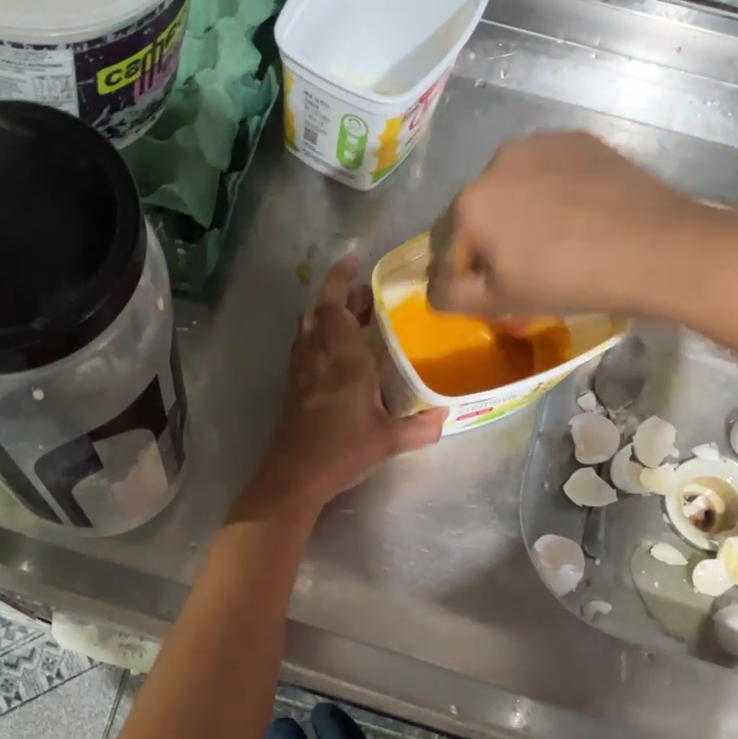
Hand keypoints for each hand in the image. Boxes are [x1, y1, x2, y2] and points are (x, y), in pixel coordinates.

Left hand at [233, 257, 447, 522]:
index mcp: (342, 358)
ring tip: (357, 323)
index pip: (334, 305)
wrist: (294, 477)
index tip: (354, 261)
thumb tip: (445, 417)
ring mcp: (300, 371)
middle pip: (320, 311)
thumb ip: (419, 427)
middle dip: (341, 298)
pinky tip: (338, 357)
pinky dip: (319, 340)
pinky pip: (304, 349)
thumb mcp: (387, 441)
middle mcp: (317, 356)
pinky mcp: (292, 389)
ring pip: (309, 329)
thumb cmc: (342, 452)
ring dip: (328, 318)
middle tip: (369, 301)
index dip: (341, 279)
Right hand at [427, 131, 715, 319]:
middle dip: (491, 239)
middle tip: (525, 268)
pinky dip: (552, 193)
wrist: (656, 249)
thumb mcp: (498, 303)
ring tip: (554, 241)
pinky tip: (577, 218)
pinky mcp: (580, 140)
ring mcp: (542, 143)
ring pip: (513, 188)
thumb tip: (433, 285)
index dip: (465, 275)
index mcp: (470, 203)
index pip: (446, 245)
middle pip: (478, 211)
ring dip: (520, 213)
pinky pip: (548, 172)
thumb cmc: (567, 281)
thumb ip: (449, 294)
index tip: (494, 291)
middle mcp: (497, 161)